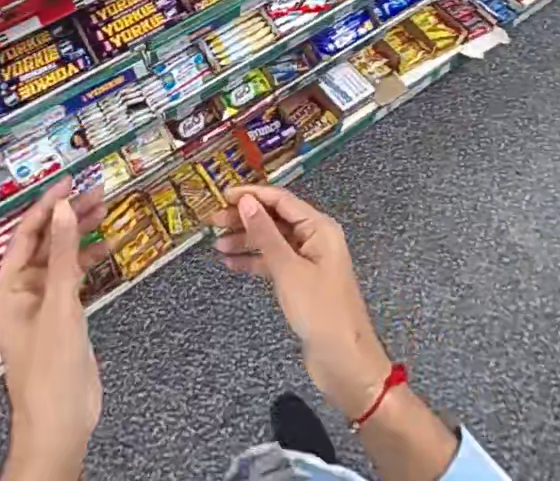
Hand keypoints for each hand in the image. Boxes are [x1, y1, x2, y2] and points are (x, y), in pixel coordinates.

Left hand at [0, 178, 107, 480]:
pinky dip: (90, 258)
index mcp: (9, 287)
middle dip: (70, 215)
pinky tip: (108, 243)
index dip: (47, 205)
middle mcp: (23, 289)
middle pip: (47, 241)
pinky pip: (75, 274)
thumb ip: (64, 255)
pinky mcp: (63, 313)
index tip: (68, 182)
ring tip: (105, 207)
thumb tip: (64, 209)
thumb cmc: (50, 369)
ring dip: (82, 232)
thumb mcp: (59, 305)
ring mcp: (44, 301)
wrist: (60, 424)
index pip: (27, 233)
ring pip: (63, 255)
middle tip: (96, 191)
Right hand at [210, 185, 393, 419]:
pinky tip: (231, 263)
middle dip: (244, 218)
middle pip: (274, 218)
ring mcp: (308, 260)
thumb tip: (246, 202)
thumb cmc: (321, 311)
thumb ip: (265, 233)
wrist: (345, 364)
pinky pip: (273, 262)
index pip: (280, 199)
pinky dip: (254, 261)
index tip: (223, 196)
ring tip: (217, 244)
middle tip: (214, 221)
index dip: (252, 195)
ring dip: (245, 240)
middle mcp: (314, 238)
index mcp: (319, 227)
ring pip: (272, 240)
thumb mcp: (288, 269)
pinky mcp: (301, 282)